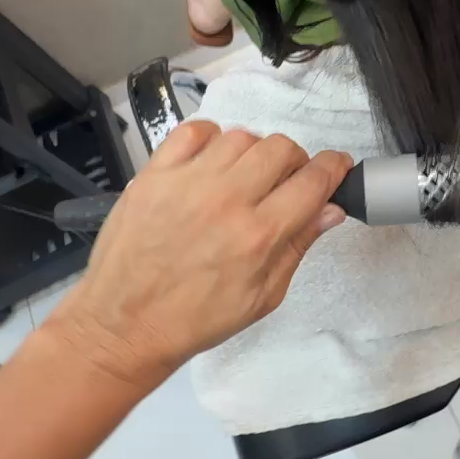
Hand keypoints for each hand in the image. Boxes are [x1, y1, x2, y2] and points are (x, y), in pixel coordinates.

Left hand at [47, 122, 350, 389]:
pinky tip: (211, 165)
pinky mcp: (154, 175)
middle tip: (283, 184)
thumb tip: (331, 208)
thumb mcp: (265, 295)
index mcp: (259, 235)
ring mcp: (187, 183)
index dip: (334, 167)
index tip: (337, 168)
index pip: (314, 179)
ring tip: (243, 178)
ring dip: (253, 154)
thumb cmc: (199, 318)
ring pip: (242, 136)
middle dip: (295, 162)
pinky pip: (195, 131)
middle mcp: (227, 200)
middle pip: (282, 148)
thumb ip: (299, 245)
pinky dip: (211, 140)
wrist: (122, 327)